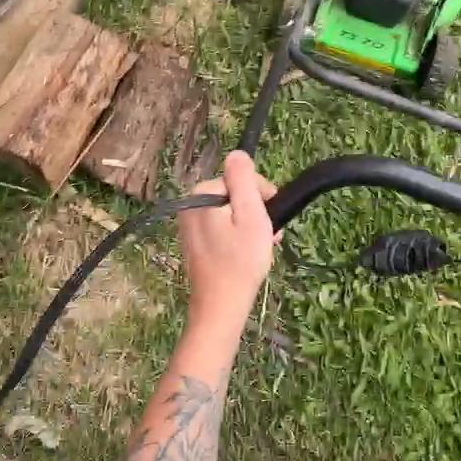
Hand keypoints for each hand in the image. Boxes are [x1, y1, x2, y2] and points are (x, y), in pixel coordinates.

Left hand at [177, 152, 278, 332]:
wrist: (220, 307)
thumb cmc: (241, 262)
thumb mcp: (251, 215)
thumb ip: (244, 180)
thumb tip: (237, 153)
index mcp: (201, 193)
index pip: (241, 179)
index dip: (262, 196)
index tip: (272, 221)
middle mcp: (189, 204)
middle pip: (234, 195)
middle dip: (256, 213)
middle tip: (269, 238)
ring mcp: (189, 224)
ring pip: (230, 213)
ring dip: (249, 227)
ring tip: (260, 249)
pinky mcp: (193, 242)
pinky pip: (221, 229)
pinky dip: (236, 238)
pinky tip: (245, 256)